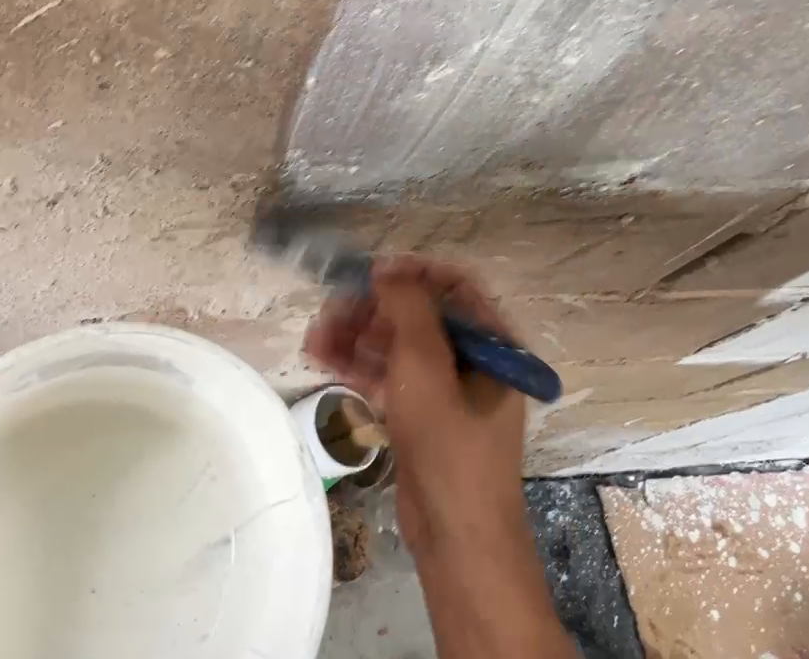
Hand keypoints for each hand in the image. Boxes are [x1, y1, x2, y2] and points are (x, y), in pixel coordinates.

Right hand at [303, 254, 530, 556]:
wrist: (456, 537)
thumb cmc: (449, 447)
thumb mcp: (425, 368)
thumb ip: (408, 309)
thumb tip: (387, 271)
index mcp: (493, 345)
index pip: (455, 286)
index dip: (412, 272)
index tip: (369, 273)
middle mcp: (473, 360)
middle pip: (418, 314)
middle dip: (371, 308)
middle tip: (330, 309)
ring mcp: (445, 390)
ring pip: (397, 345)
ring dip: (355, 335)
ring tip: (315, 335)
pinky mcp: (421, 415)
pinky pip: (388, 375)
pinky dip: (358, 364)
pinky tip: (321, 357)